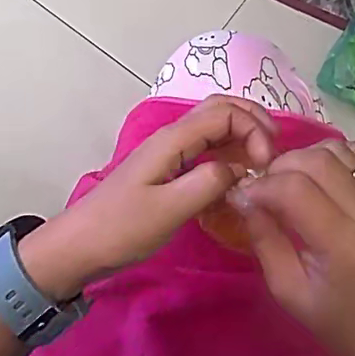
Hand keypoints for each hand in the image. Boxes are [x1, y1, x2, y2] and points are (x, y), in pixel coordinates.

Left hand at [21, 95, 275, 299]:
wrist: (79, 246)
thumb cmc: (121, 228)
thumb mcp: (169, 210)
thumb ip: (209, 183)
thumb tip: (241, 168)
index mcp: (173, 139)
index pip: (226, 113)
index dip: (254, 130)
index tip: (266, 165)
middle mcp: (174, 136)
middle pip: (222, 108)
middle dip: (254, 121)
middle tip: (275, 152)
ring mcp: (172, 151)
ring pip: (216, 127)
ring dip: (244, 135)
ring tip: (265, 162)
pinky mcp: (171, 168)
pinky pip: (208, 148)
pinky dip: (231, 153)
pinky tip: (242, 176)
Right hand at [231, 140, 354, 355]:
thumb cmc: (329, 315)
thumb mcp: (285, 288)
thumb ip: (263, 238)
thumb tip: (241, 195)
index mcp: (341, 244)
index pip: (296, 189)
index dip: (262, 186)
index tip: (243, 196)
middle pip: (317, 161)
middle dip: (279, 167)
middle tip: (264, 188)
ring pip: (336, 150)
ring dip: (303, 157)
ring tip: (288, 182)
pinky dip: (330, 155)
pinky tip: (316, 178)